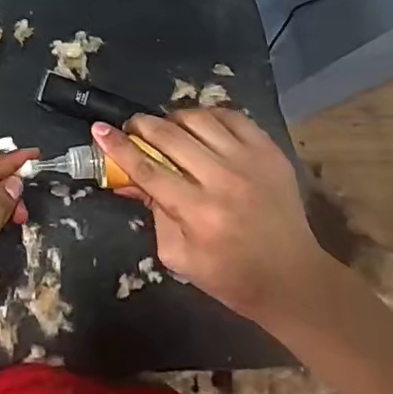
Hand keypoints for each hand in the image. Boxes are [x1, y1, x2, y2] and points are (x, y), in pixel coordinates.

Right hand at [94, 110, 332, 323]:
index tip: (99, 129)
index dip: (118, 147)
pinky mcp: (270, 150)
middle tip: (133, 127)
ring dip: (174, 119)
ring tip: (167, 128)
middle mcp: (223, 180)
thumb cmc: (230, 276)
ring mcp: (250, 160)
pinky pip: (232, 116)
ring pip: (199, 119)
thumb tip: (128, 179)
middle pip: (170, 136)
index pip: (147, 169)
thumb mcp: (179, 256)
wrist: (293, 278)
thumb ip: (154, 212)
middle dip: (142, 125)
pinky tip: (200, 126)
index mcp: (198, 213)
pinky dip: (209, 116)